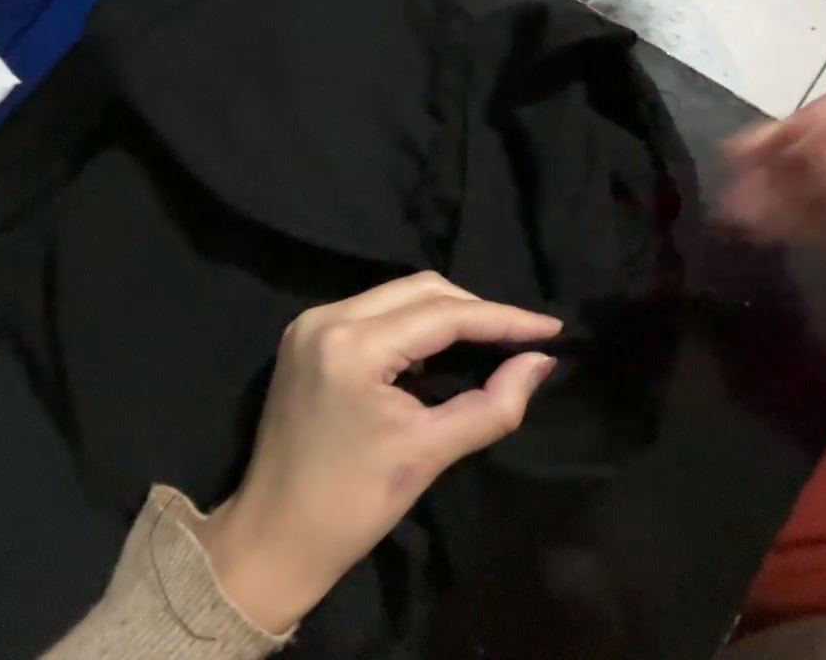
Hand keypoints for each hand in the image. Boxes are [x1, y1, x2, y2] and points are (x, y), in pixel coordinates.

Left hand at [194, 273, 560, 632]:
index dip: (503, 318)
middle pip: (421, 289)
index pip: (443, 314)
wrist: (273, 537)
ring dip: (446, 313)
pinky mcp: (306, 336)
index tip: (552, 328)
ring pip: (397, 295)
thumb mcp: (429, 453)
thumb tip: (540, 362)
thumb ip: (492, 404)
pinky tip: (440, 349)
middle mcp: (326, 317)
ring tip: (491, 340)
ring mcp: (310, 323)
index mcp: (351, 344)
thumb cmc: (352, 505)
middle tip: (522, 337)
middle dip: (476, 310)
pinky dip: (412, 324)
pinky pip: (374, 311)